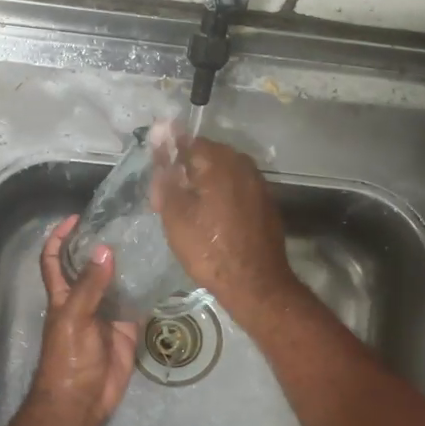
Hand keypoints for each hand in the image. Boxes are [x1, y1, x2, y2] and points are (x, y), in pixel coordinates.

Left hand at [28, 215, 137, 425]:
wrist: (82, 400)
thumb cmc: (69, 358)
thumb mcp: (75, 318)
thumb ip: (90, 286)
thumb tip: (104, 249)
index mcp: (62, 296)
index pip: (54, 260)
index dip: (59, 238)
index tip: (75, 218)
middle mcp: (84, 301)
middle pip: (90, 267)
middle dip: (101, 247)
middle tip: (124, 223)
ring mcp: (106, 315)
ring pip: (117, 284)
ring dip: (128, 266)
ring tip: (147, 240)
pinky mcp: (126, 330)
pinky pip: (137, 305)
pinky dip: (147, 291)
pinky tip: (161, 272)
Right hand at [151, 137, 296, 318]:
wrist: (255, 283)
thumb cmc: (209, 249)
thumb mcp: (175, 216)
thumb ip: (166, 178)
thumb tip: (159, 146)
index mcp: (219, 162)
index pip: (187, 142)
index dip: (168, 157)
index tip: (158, 178)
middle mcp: (242, 165)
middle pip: (208, 156)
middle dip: (187, 171)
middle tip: (169, 198)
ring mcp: (258, 184)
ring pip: (224, 174)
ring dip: (205, 185)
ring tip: (189, 211)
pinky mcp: (266, 204)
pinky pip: (237, 190)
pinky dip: (222, 197)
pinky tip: (213, 219)